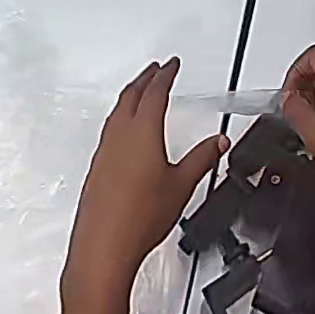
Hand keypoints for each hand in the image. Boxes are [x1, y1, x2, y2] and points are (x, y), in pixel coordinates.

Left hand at [63, 58, 228, 304]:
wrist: (103, 249)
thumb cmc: (138, 218)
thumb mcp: (182, 184)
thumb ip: (203, 158)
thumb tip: (217, 142)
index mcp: (142, 132)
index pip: (155, 92)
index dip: (165, 74)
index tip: (172, 64)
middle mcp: (119, 136)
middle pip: (132, 95)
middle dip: (145, 78)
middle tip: (156, 69)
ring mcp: (104, 152)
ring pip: (117, 111)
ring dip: (130, 95)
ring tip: (139, 91)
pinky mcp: (96, 169)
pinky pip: (109, 130)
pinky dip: (120, 117)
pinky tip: (124, 131)